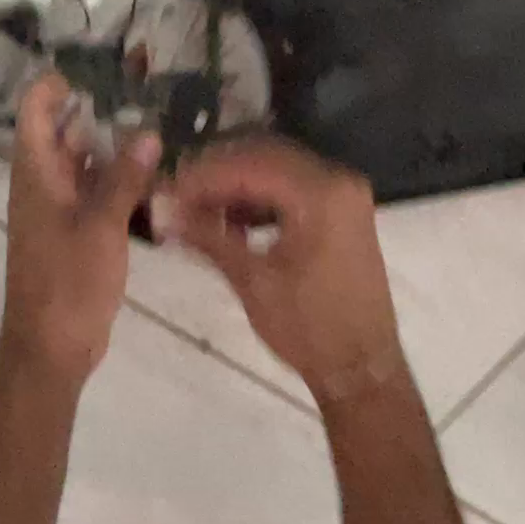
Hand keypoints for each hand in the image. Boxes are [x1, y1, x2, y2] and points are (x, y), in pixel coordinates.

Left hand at [0, 75, 160, 380]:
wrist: (53, 343)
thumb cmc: (68, 281)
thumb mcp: (100, 225)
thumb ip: (125, 178)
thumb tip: (147, 133)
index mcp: (36, 174)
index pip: (35, 111)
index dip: (57, 84)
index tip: (97, 70)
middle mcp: (44, 186)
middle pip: (63, 134)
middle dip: (97, 112)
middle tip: (144, 95)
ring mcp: (59, 211)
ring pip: (83, 167)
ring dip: (113, 149)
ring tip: (157, 129)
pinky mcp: (76, 235)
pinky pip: (95, 196)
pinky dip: (118, 183)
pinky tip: (152, 178)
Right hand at [164, 138, 405, 402]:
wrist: (361, 366)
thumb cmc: (308, 328)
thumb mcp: (253, 281)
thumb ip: (209, 237)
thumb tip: (164, 211)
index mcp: (321, 194)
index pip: (250, 165)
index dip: (203, 175)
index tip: (167, 190)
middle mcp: (338, 181)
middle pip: (265, 157)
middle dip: (217, 174)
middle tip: (177, 193)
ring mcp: (345, 196)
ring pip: (279, 171)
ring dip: (237, 184)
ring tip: (197, 207)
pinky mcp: (343, 213)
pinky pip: (295, 190)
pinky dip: (262, 198)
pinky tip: (230, 218)